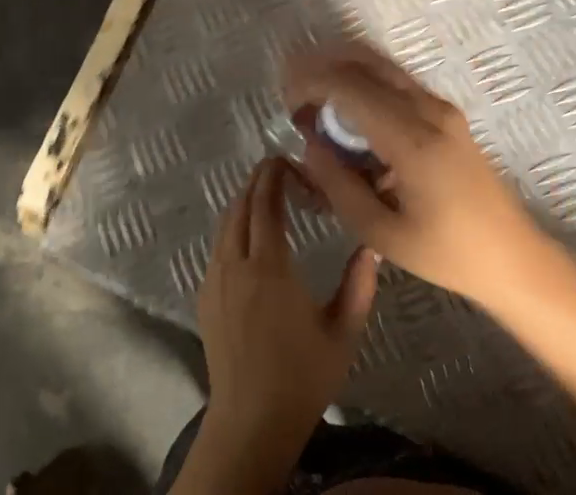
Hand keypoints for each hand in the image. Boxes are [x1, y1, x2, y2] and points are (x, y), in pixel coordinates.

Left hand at [196, 158, 378, 453]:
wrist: (252, 416)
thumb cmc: (303, 376)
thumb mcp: (343, 333)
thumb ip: (358, 286)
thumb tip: (370, 247)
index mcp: (269, 268)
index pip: (265, 207)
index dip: (272, 179)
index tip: (283, 160)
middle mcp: (235, 265)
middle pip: (239, 209)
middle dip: (254, 184)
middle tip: (273, 168)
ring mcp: (215, 280)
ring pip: (224, 227)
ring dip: (240, 204)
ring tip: (260, 194)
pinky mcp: (205, 296)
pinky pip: (216, 249)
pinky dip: (231, 229)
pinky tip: (245, 236)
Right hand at [286, 43, 546, 308]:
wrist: (513, 258)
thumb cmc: (446, 253)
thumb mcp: (380, 232)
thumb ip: (336, 185)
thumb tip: (307, 146)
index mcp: (412, 139)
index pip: (348, 87)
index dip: (309, 84)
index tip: (285, 103)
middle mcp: (428, 110)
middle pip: (363, 62)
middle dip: (320, 68)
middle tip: (291, 94)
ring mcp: (441, 109)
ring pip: (379, 66)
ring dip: (340, 72)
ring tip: (312, 102)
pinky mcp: (445, 115)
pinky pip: (394, 82)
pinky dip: (361, 83)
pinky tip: (344, 113)